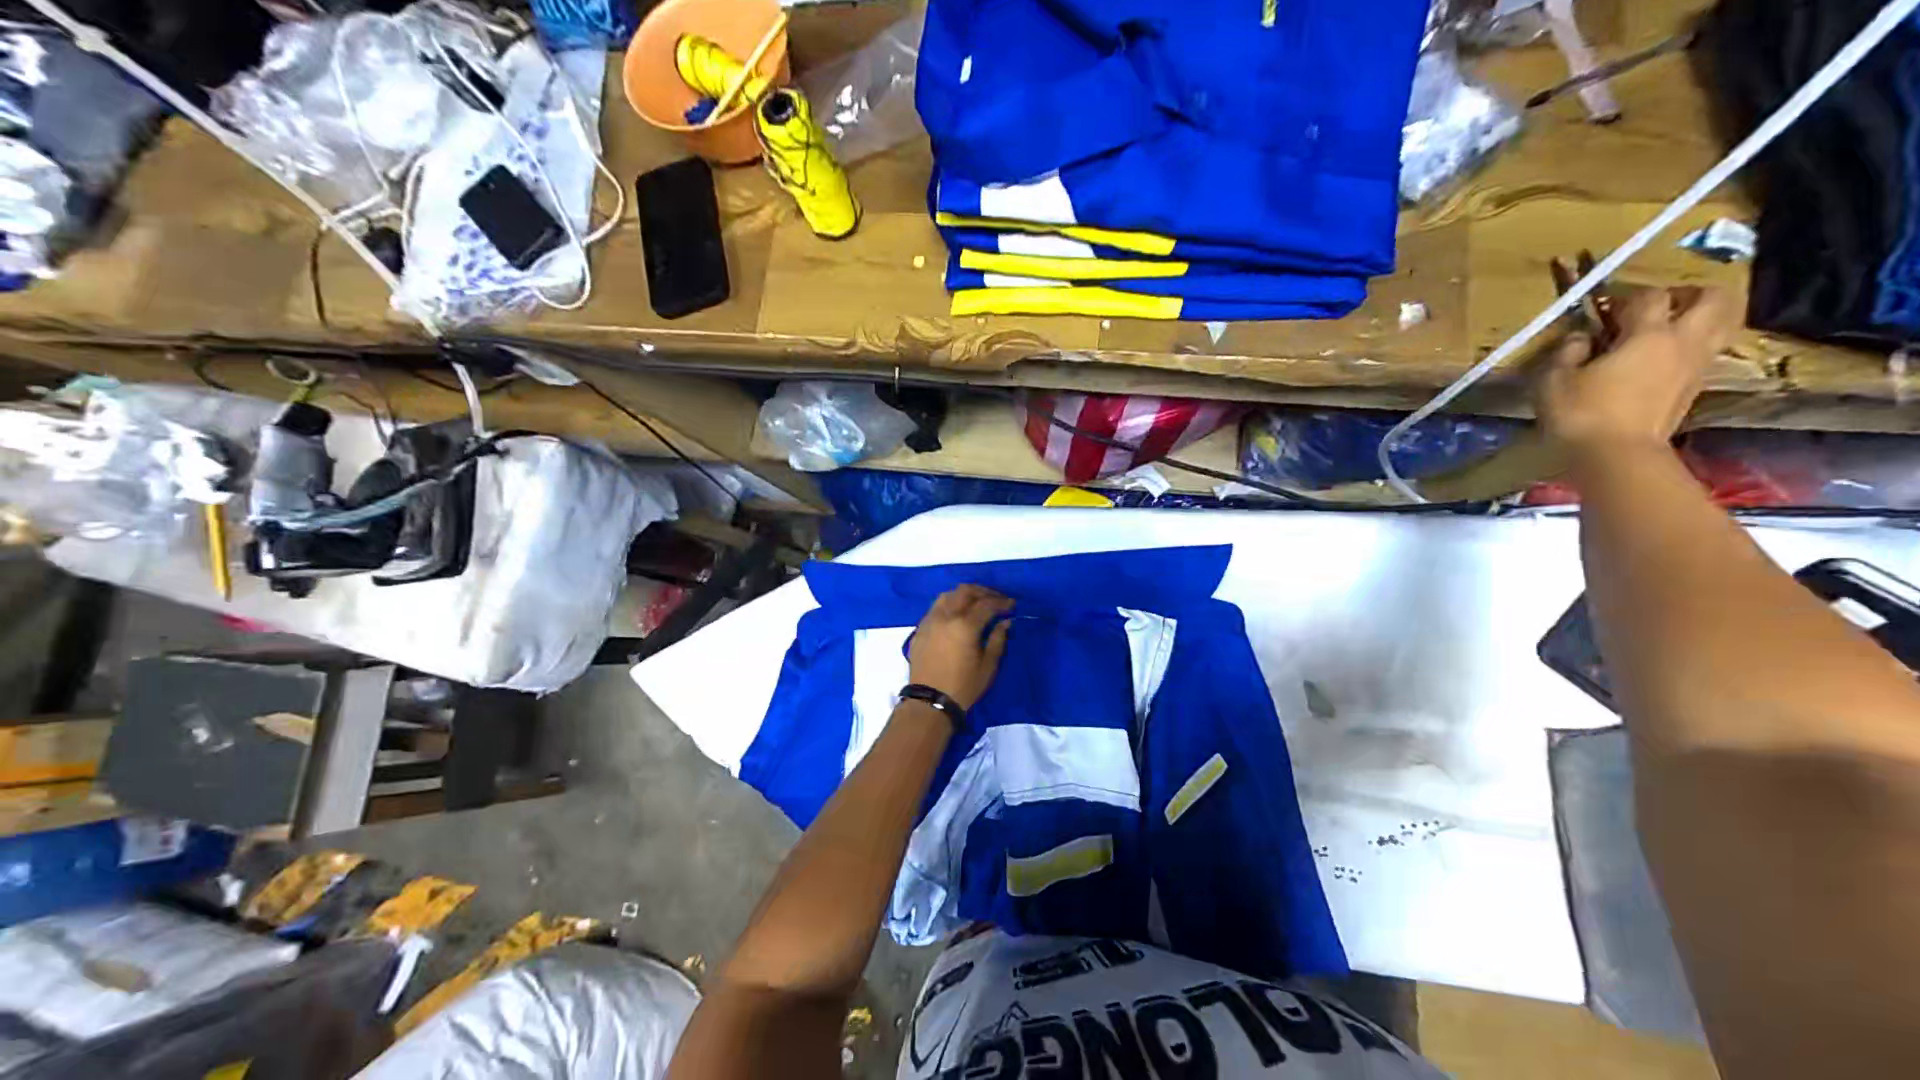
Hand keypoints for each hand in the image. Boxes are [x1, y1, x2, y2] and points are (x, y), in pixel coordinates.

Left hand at [907, 585, 1012, 708]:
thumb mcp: (988, 665)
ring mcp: (930, 620)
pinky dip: (950, 603)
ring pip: (947, 595)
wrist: (930, 701)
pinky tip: (957, 614)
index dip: (1002, 602)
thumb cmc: (964, 686)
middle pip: (965, 591)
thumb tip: (1005, 621)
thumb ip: (998, 639)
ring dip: (964, 595)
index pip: (986, 604)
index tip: (1012, 605)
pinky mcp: (920, 628)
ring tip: (976, 603)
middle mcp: (945, 616)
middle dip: (984, 592)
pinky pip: (936, 607)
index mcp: (964, 625)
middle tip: (996, 599)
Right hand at [1536, 286, 1741, 458]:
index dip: (1627, 296)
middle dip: (1688, 293)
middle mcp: (1682, 342)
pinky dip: (1691, 346)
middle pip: (1713, 298)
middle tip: (1657, 304)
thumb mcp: (1553, 380)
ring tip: (1666, 329)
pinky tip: (1661, 359)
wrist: (1615, 457)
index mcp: (1648, 335)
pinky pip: (1705, 352)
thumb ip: (1567, 351)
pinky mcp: (1694, 388)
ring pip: (1721, 324)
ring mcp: (1695, 366)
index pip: (1650, 296)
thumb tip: (1581, 338)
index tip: (1604, 307)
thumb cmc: (1579, 414)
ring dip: (1700, 318)